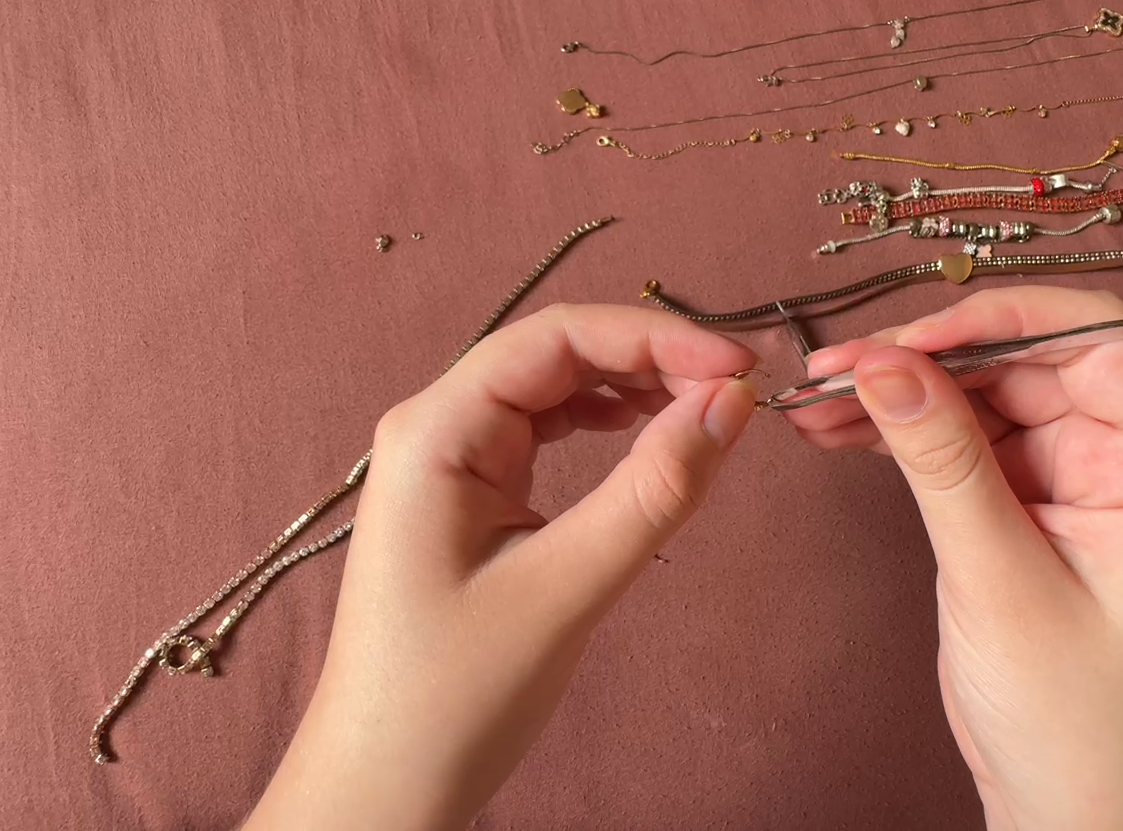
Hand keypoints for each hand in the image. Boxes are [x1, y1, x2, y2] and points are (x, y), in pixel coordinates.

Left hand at [247, 304, 756, 830]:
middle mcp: (439, 421)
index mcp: (437, 427)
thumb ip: (653, 490)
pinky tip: (642, 426)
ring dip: (631, 384)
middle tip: (735, 388)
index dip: (654, 337)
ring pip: (556, 385)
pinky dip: (604, 419)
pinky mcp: (474, 484)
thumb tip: (733, 404)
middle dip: (649, 358)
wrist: (384, 788)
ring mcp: (454, 451)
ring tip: (702, 405)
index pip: (557, 337)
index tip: (738, 366)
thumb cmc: (454, 695)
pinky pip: (547, 426)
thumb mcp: (564, 588)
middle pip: (557, 352)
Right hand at [782, 287, 1122, 830]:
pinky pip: (950, 438)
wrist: (1065, 813)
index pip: (1101, 340)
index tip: (911, 338)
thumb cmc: (1072, 721)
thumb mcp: (1000, 581)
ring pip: (971, 395)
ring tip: (812, 399)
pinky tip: (833, 430)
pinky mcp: (1013, 497)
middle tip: (832, 368)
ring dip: (891, 391)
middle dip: (920, 357)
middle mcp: (1118, 459)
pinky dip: (892, 429)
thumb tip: (881, 361)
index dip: (1005, 319)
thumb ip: (942, 460)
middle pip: (1017, 361)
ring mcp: (1061, 477)